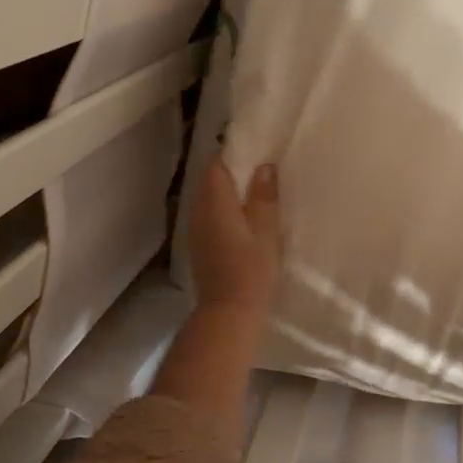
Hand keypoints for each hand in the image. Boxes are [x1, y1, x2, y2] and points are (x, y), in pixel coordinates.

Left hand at [190, 157, 281, 312]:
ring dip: (227, 190)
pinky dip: (223, 207)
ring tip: (253, 190)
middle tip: (259, 168)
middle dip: (231, 170)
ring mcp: (195, 229)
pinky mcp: (199, 244)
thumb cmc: (252, 271)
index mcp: (215, 202)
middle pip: (209, 179)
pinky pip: (208, 213)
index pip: (216, 164)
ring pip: (208, 197)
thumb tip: (263, 167)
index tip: (256, 150)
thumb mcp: (266, 231)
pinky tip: (242, 216)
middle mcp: (199, 211)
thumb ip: (263, 197)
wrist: (229, 312)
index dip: (234, 153)